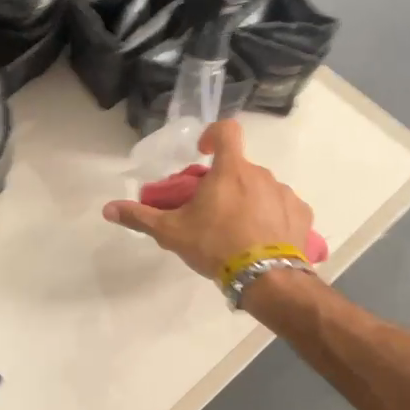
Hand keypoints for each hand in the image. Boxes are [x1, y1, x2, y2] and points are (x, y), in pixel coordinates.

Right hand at [102, 119, 315, 279]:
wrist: (267, 278)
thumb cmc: (216, 246)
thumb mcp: (172, 232)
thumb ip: (140, 217)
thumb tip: (108, 208)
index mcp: (230, 170)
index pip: (226, 131)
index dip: (212, 135)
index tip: (202, 153)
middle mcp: (261, 174)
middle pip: (239, 168)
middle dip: (224, 183)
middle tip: (210, 210)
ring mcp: (284, 193)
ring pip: (261, 188)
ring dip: (248, 201)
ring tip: (236, 231)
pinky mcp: (301, 215)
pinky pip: (282, 208)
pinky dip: (271, 218)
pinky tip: (261, 241)